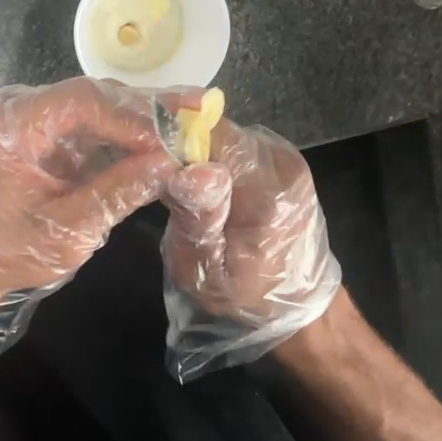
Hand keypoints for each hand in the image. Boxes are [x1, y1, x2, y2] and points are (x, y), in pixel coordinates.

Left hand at [0, 77, 185, 344]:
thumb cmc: (11, 251)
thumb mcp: (67, 230)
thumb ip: (116, 193)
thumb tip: (171, 163)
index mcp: (10, 124)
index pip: (80, 101)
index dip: (132, 115)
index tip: (175, 132)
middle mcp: (22, 108)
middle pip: (94, 96)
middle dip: (148, 108)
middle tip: (201, 107)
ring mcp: (38, 116)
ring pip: (101, 105)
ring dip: (146, 116)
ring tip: (196, 116)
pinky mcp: (54, 131)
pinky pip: (97, 123)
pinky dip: (132, 132)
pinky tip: (169, 133)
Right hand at [160, 120, 342, 379]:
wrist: (302, 309)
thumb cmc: (248, 296)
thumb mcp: (207, 270)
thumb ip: (196, 218)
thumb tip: (185, 167)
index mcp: (267, 186)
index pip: (210, 133)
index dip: (170, 138)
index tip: (139, 156)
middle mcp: (282, 160)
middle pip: (215, 132)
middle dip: (181, 148)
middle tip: (152, 177)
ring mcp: (284, 158)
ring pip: (223, 137)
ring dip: (196, 156)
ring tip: (174, 186)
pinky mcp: (281, 163)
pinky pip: (235, 148)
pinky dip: (213, 161)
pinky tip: (203, 190)